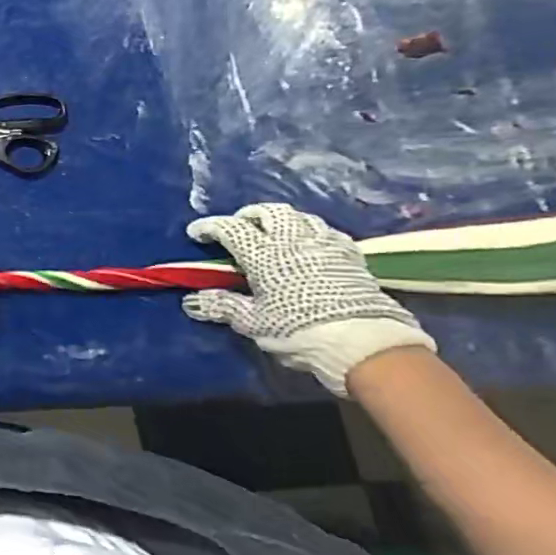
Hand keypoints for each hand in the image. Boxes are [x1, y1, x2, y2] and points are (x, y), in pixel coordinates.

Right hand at [182, 203, 434, 394]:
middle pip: (272, 213)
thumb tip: (192, 302)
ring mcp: (326, 248)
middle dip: (251, 215)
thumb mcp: (251, 321)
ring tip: (274, 233)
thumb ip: (222, 306)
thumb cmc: (297, 328)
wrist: (363, 342)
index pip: (231, 229)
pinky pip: (329, 234)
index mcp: (264, 255)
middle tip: (239, 226)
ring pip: (303, 218)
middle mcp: (294, 243)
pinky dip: (312, 234)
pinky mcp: (352, 259)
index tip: (196, 233)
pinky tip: (309, 246)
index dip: (210, 227)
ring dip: (283, 221)